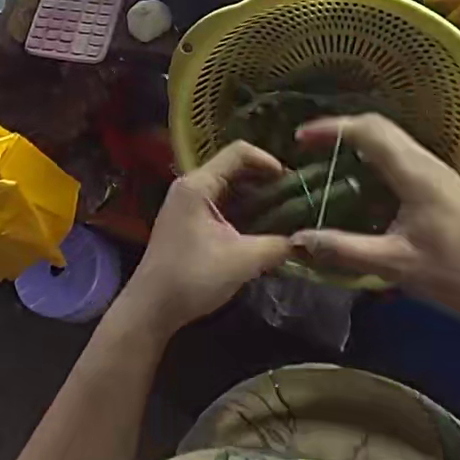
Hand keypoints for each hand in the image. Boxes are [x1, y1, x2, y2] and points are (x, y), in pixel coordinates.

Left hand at [116, 142, 293, 334]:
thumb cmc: (192, 277)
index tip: (293, 180)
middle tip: (296, 197)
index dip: (268, 160)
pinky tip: (263, 227)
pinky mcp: (188, 221)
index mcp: (197, 185)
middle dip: (266, 180)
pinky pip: (220, 204)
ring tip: (286, 212)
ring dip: (256, 196)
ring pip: (228, 188)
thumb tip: (308, 239)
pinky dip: (243, 210)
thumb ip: (278, 245)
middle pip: (234, 168)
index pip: (238, 152)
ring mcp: (186, 204)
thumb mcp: (242, 260)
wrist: (151, 307)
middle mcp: (189, 187)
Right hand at [289, 114, 459, 335]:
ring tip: (325, 159)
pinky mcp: (442, 186)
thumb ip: (342, 249)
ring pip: (392, 140)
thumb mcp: (394, 265)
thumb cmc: (457, 278)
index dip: (330, 129)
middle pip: (380, 127)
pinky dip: (372, 157)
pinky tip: (357, 181)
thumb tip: (295, 239)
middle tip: (307, 147)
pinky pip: (400, 156)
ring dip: (357, 141)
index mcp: (417, 176)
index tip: (299, 139)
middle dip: (340, 129)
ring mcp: (438, 174)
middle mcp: (428, 165)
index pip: (368, 132)